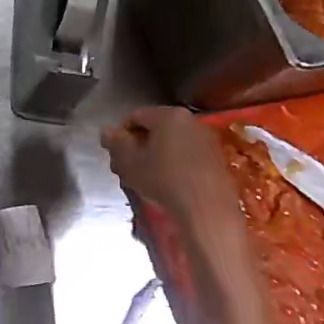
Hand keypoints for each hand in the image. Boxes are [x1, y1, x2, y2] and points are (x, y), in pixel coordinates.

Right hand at [101, 106, 228, 211]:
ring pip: (171, 142)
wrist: (206, 208)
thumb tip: (106, 131)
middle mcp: (191, 121)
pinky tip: (166, 183)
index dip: (119, 134)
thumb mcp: (129, 161)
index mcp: (168, 115)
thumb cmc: (162, 178)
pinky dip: (173, 164)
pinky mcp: (216, 159)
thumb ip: (115, 142)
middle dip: (136, 146)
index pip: (135, 116)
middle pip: (154, 129)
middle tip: (125, 166)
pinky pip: (186, 155)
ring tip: (144, 177)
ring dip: (154, 156)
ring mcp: (207, 140)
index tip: (114, 153)